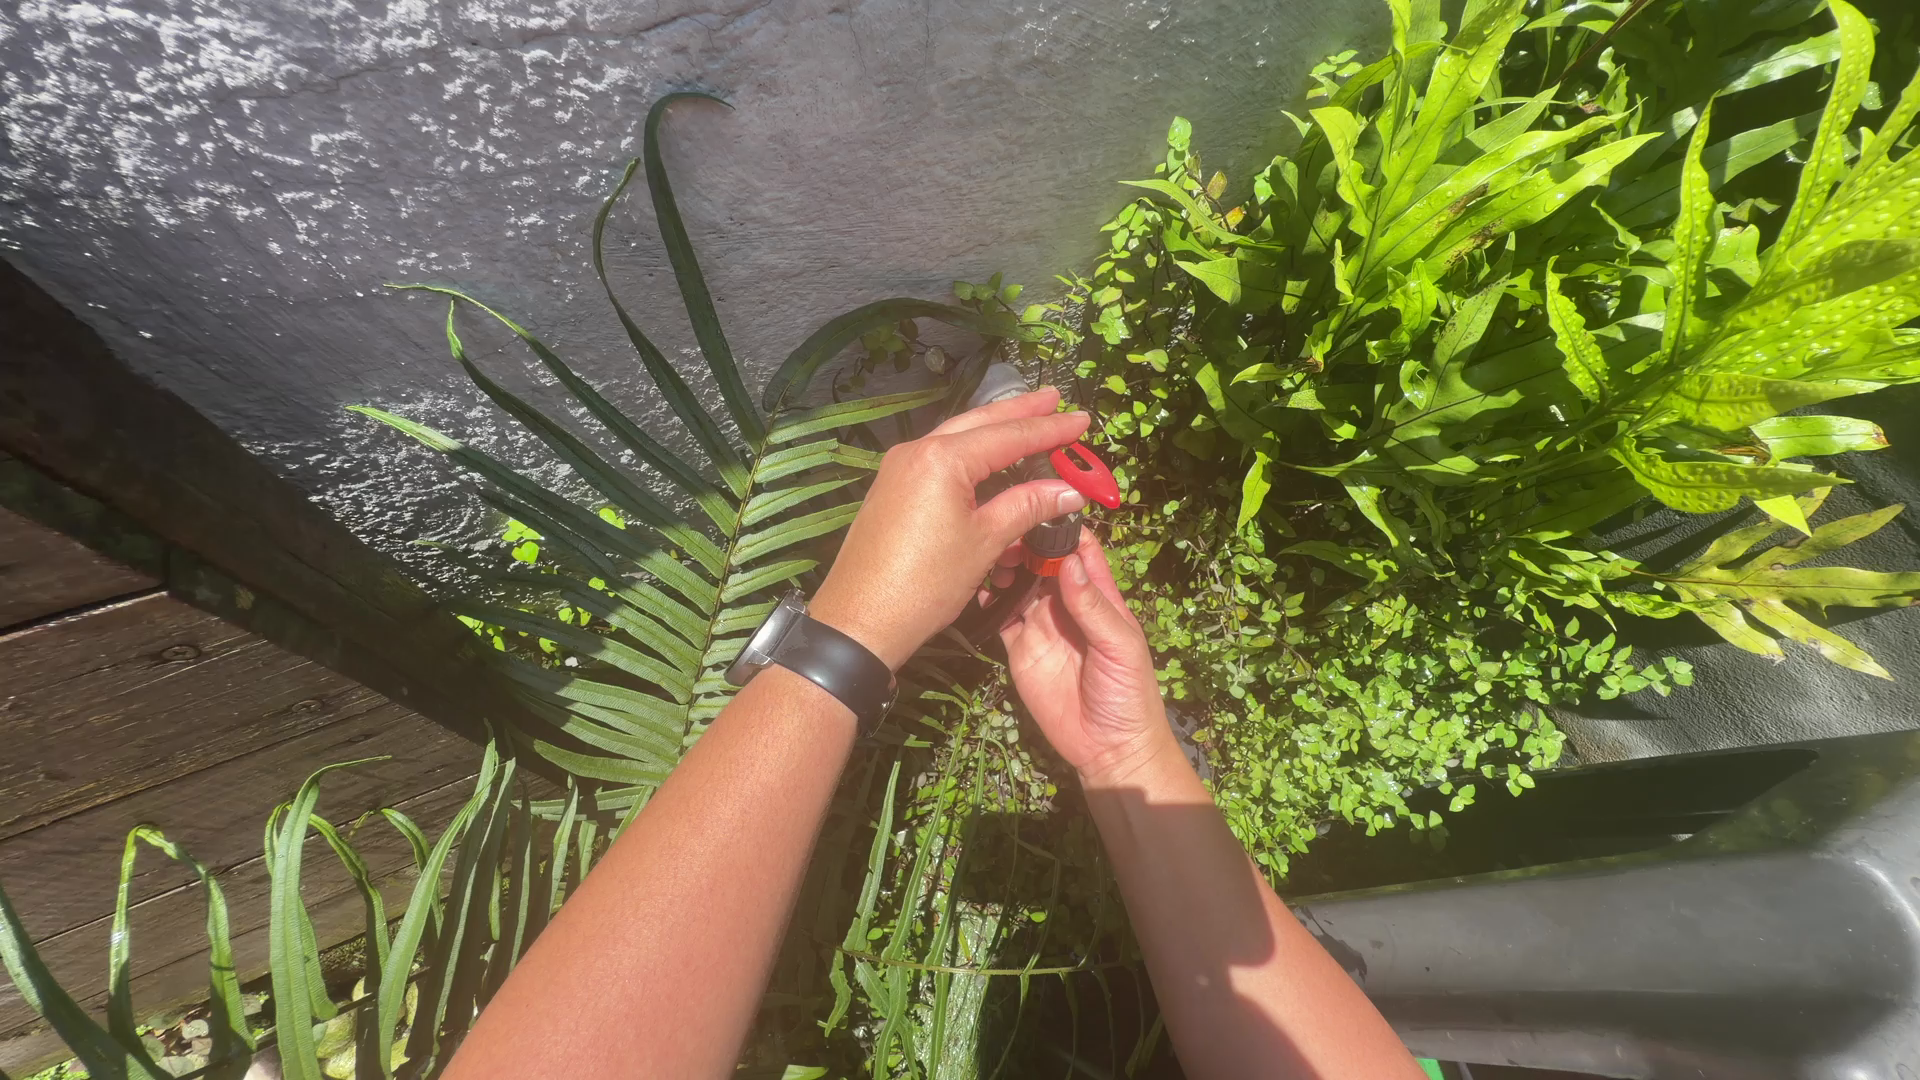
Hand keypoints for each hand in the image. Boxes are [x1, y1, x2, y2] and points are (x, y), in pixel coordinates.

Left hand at [810, 388, 1090, 669]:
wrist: (860, 621)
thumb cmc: (927, 583)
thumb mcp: (985, 542)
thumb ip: (1027, 506)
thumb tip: (1069, 490)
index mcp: (942, 458)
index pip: (1008, 436)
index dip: (1049, 429)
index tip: (1082, 419)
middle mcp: (916, 451)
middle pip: (979, 423)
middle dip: (1019, 411)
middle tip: (1055, 399)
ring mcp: (898, 468)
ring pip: (956, 439)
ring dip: (993, 431)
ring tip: (1027, 420)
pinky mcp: (891, 489)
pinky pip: (938, 461)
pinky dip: (969, 456)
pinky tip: (986, 458)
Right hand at [1000, 530, 1177, 787]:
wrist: (1108, 748)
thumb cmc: (1129, 693)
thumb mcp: (1120, 646)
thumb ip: (1093, 605)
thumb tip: (1068, 561)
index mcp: (1098, 597)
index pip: (1081, 551)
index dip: (1064, 529)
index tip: (1039, 510)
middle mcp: (1065, 604)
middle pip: (1043, 561)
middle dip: (1025, 544)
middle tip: (1005, 539)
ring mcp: (1041, 625)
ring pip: (1018, 583)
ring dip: (1006, 568)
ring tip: (993, 564)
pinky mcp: (1019, 647)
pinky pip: (1001, 617)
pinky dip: (989, 601)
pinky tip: (980, 591)